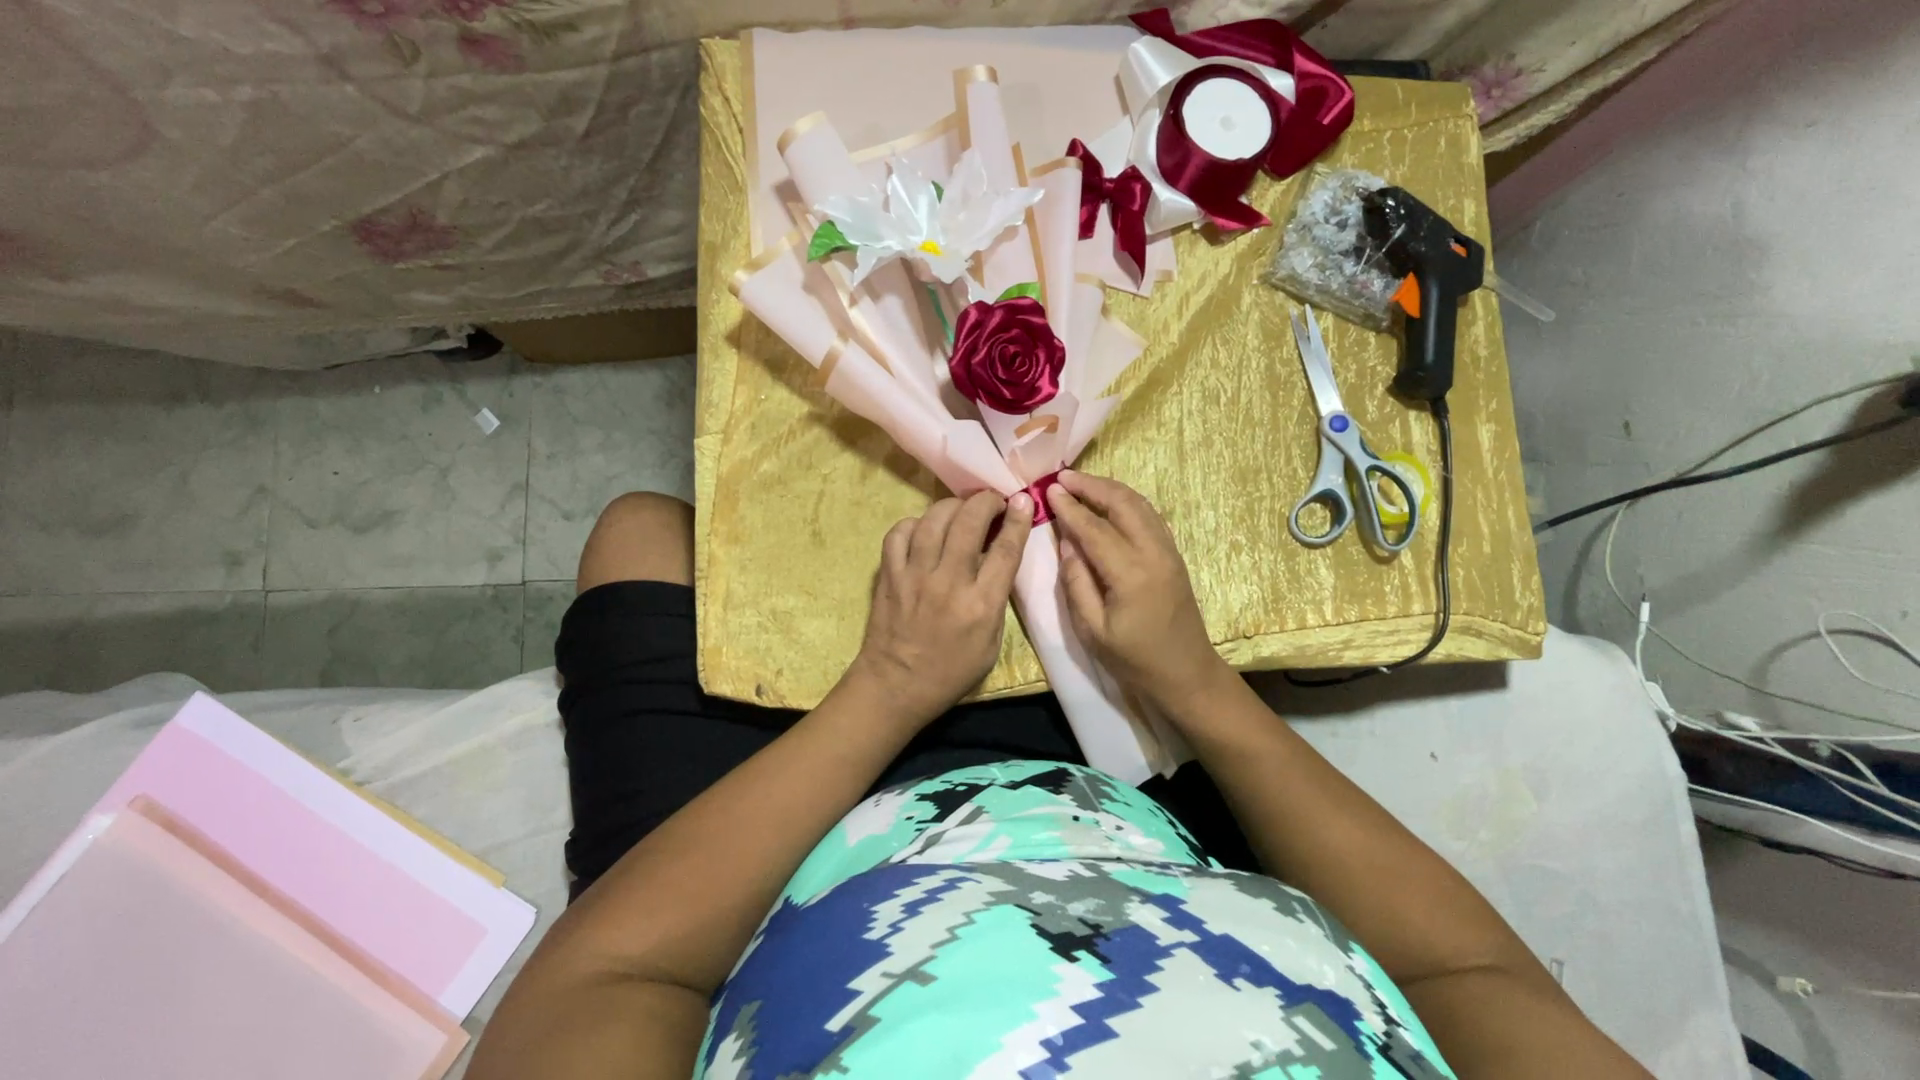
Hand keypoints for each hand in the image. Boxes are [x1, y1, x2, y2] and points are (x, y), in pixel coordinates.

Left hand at [847, 489, 1034, 725]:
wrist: (896, 685)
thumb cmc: (952, 671)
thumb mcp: (992, 643)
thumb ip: (997, 598)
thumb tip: (1001, 557)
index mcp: (981, 604)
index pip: (1005, 549)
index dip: (1017, 519)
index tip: (1022, 501)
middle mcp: (948, 582)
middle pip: (970, 521)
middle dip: (986, 501)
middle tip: (993, 501)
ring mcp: (914, 575)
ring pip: (935, 518)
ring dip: (953, 506)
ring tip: (962, 510)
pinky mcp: (888, 574)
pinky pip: (900, 532)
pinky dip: (916, 523)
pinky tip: (925, 530)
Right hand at [1045, 471, 1224, 707]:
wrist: (1185, 673)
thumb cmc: (1134, 659)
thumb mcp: (1092, 630)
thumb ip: (1076, 583)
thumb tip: (1067, 542)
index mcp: (1131, 573)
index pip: (1094, 528)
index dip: (1069, 508)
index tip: (1048, 490)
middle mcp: (1153, 553)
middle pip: (1122, 503)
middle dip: (1091, 486)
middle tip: (1062, 478)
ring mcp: (1168, 551)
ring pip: (1140, 504)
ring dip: (1110, 489)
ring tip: (1082, 484)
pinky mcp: (1174, 555)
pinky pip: (1150, 516)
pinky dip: (1127, 502)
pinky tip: (1110, 503)